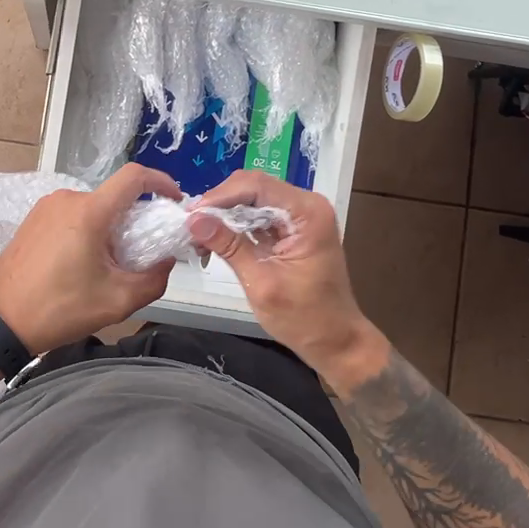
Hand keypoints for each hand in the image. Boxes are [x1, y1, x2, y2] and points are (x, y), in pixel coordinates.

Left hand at [0, 164, 183, 353]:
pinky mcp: (34, 218)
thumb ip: (154, 279)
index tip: (173, 200)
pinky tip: (82, 262)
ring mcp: (47, 206)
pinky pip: (71, 215)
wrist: (2, 321)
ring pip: (92, 208)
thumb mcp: (117, 301)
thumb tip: (166, 261)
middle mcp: (67, 199)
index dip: (161, 181)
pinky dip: (86, 231)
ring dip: (108, 229)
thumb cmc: (59, 309)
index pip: (133, 176)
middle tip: (140, 253)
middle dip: (133, 220)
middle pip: (113, 198)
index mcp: (89, 211)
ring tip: (107, 265)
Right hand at [188, 171, 387, 387]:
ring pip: (252, 198)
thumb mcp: (261, 283)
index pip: (256, 186)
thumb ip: (229, 247)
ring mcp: (300, 215)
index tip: (191, 214)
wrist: (337, 341)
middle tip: (191, 224)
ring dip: (225, 213)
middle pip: (253, 187)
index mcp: (307, 213)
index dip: (220, 196)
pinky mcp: (292, 228)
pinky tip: (216, 239)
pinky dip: (236, 224)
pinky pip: (258, 215)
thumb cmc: (305, 318)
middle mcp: (306, 205)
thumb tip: (193, 219)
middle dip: (220, 203)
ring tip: (198, 233)